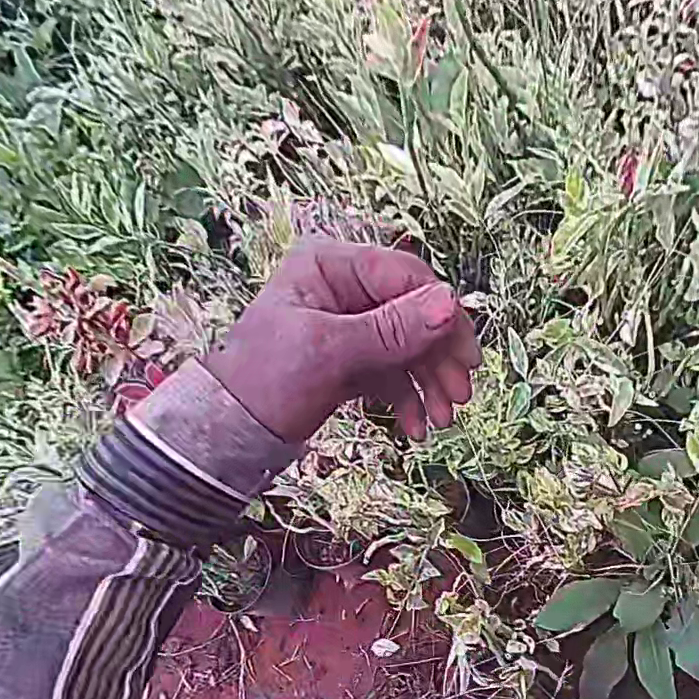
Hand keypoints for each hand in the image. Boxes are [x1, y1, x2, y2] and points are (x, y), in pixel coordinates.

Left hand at [202, 239, 481, 441]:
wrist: (232, 432)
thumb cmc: (268, 379)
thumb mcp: (331, 350)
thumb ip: (392, 329)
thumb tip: (450, 304)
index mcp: (333, 266)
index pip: (407, 278)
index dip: (443, 315)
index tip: (466, 357)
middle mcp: (347, 290)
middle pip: (416, 314)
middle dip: (440, 358)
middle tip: (461, 395)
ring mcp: (354, 326)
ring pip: (412, 348)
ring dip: (432, 384)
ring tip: (444, 419)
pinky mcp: (357, 359)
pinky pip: (397, 373)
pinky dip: (411, 399)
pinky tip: (418, 427)